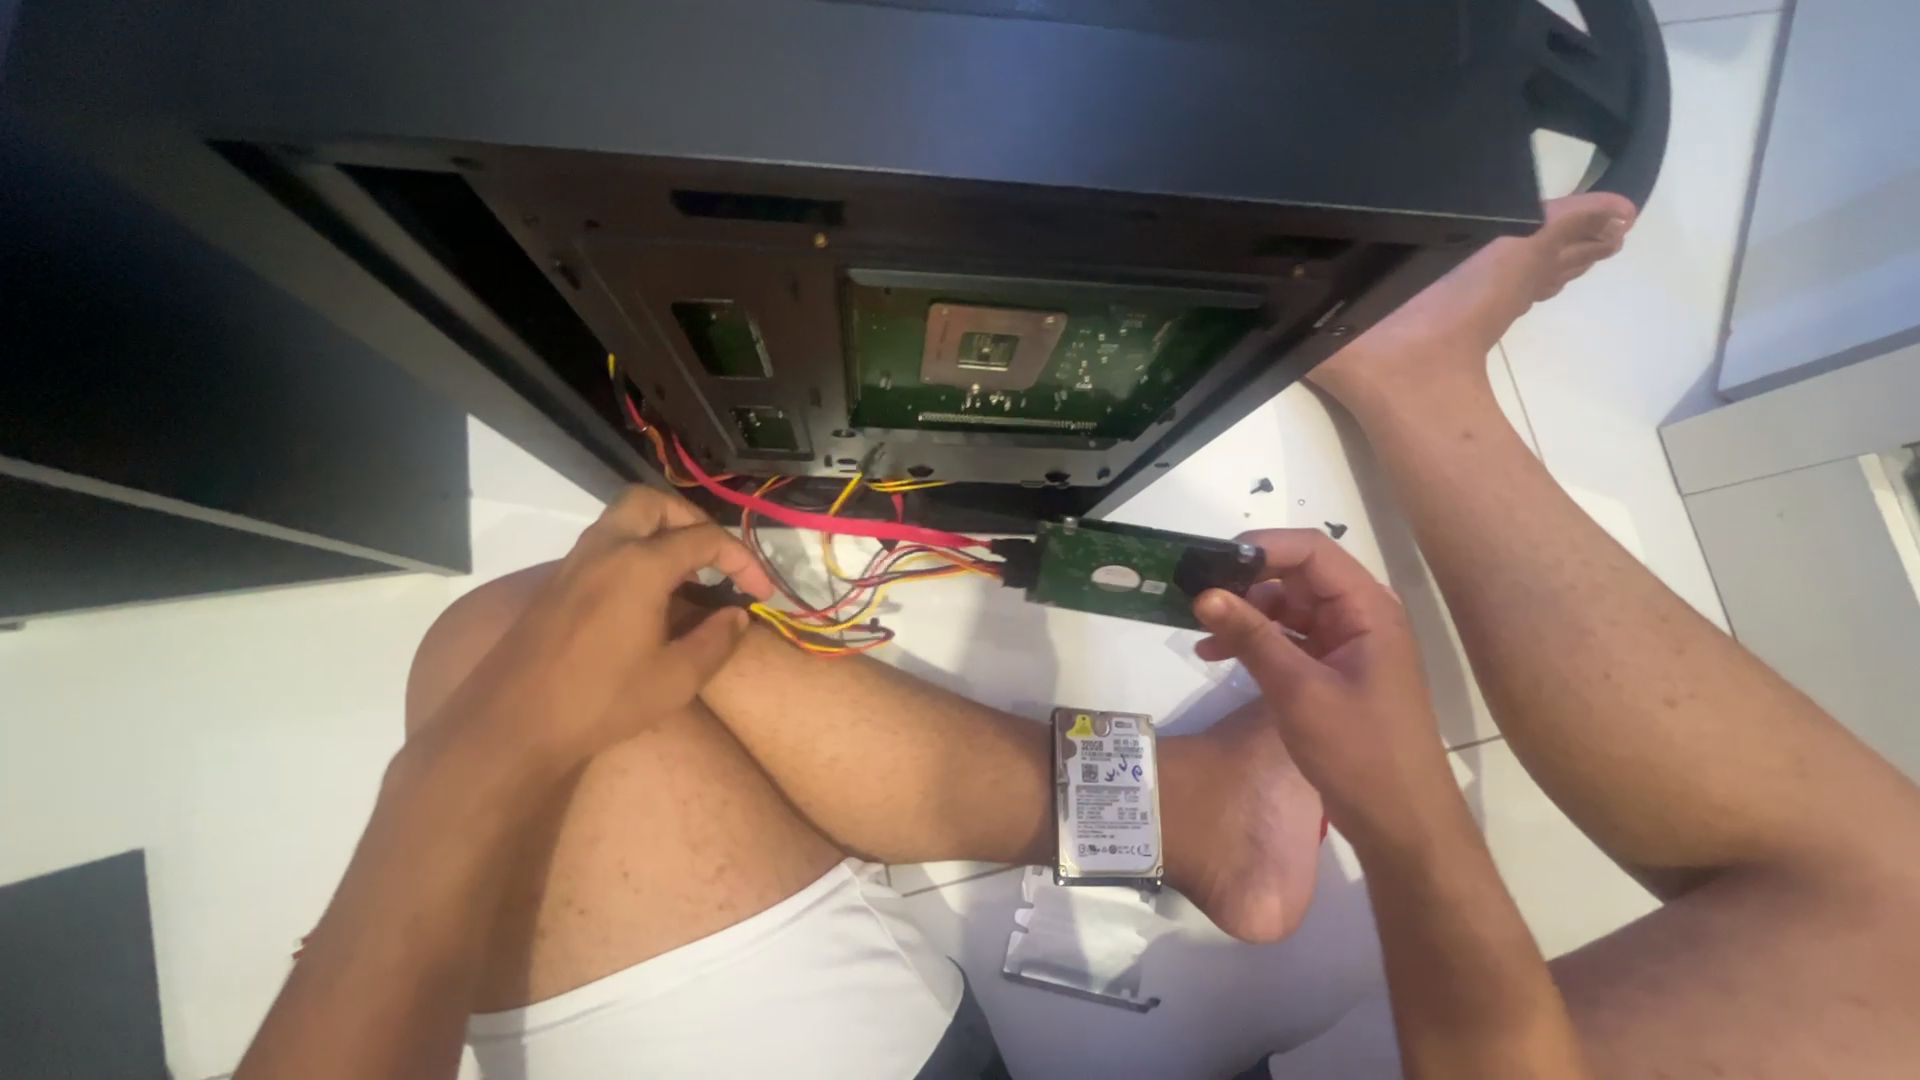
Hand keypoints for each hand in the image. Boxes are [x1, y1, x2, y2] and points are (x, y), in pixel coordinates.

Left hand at [418, 487, 773, 771]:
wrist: (511, 724)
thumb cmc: (601, 700)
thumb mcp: (675, 679)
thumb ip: (716, 640)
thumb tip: (738, 616)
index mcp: (640, 565)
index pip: (705, 539)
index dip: (743, 560)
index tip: (761, 593)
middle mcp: (606, 549)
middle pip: (654, 503)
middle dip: (692, 520)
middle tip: (714, 558)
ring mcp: (575, 563)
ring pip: (623, 518)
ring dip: (661, 533)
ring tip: (686, 577)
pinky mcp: (558, 583)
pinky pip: (604, 544)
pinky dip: (635, 551)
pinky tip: (648, 597)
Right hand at [1192, 529, 1457, 848]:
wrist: (1400, 821)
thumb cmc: (1359, 752)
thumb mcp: (1297, 689)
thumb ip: (1251, 636)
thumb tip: (1204, 594)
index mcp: (1367, 608)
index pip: (1311, 551)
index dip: (1260, 547)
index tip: (1210, 564)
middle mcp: (1358, 616)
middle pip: (1295, 576)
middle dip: (1244, 583)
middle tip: (1195, 598)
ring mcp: (1345, 643)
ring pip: (1286, 607)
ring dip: (1244, 614)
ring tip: (1200, 633)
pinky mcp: (1331, 669)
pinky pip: (1287, 639)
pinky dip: (1253, 641)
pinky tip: (1217, 655)